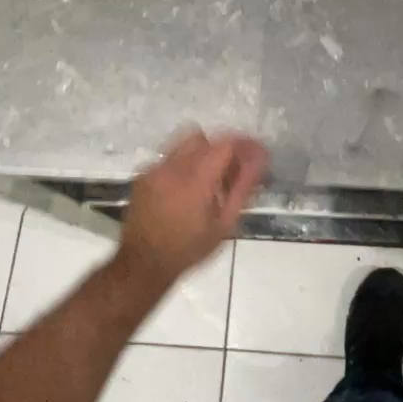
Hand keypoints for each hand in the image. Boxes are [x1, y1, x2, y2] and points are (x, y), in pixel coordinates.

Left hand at [115, 128, 266, 288]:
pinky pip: (169, 157)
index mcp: (196, 180)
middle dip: (224, 147)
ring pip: (185, 144)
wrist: (143, 263)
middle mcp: (173, 167)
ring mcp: (155, 169)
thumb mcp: (223, 225)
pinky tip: (187, 188)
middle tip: (234, 168)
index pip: (226, 144)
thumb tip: (259, 162)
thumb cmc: (189, 249)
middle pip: (206, 138)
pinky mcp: (143, 175)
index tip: (257, 153)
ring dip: (203, 153)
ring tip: (210, 177)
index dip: (245, 144)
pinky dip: (184, 165)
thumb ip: (242, 189)